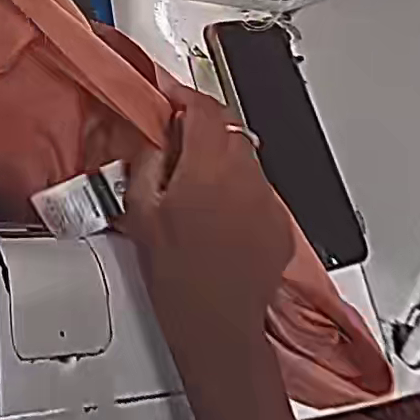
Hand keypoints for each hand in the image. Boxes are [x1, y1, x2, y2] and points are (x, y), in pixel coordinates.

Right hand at [121, 82, 291, 330]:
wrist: (216, 326)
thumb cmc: (177, 274)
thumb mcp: (141, 210)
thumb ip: (147, 160)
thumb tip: (152, 135)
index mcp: (209, 168)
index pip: (203, 108)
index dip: (183, 94)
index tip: (168, 93)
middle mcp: (244, 177)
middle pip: (227, 125)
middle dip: (201, 122)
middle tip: (175, 136)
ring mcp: (266, 199)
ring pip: (243, 152)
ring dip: (219, 152)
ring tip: (194, 178)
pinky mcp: (278, 221)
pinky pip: (256, 184)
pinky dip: (237, 182)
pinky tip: (216, 207)